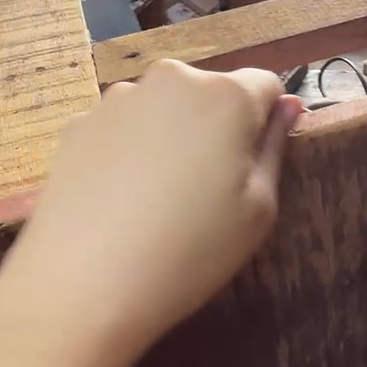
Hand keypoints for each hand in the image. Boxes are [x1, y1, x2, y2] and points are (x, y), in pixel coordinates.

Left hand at [0, 60, 304, 366]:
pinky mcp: (79, 123)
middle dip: (218, 125)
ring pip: (165, 107)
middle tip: (207, 187)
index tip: (252, 166)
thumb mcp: (258, 208)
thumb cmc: (190, 250)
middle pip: (211, 91)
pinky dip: (130, 149)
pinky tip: (120, 199)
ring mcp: (119, 98)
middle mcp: (172, 78)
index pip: (266, 85)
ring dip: (172, 133)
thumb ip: (275, 145)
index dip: (266, 122)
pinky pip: (124, 126)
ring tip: (158, 197)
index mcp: (226, 94)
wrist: (80, 287)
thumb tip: (287, 105)